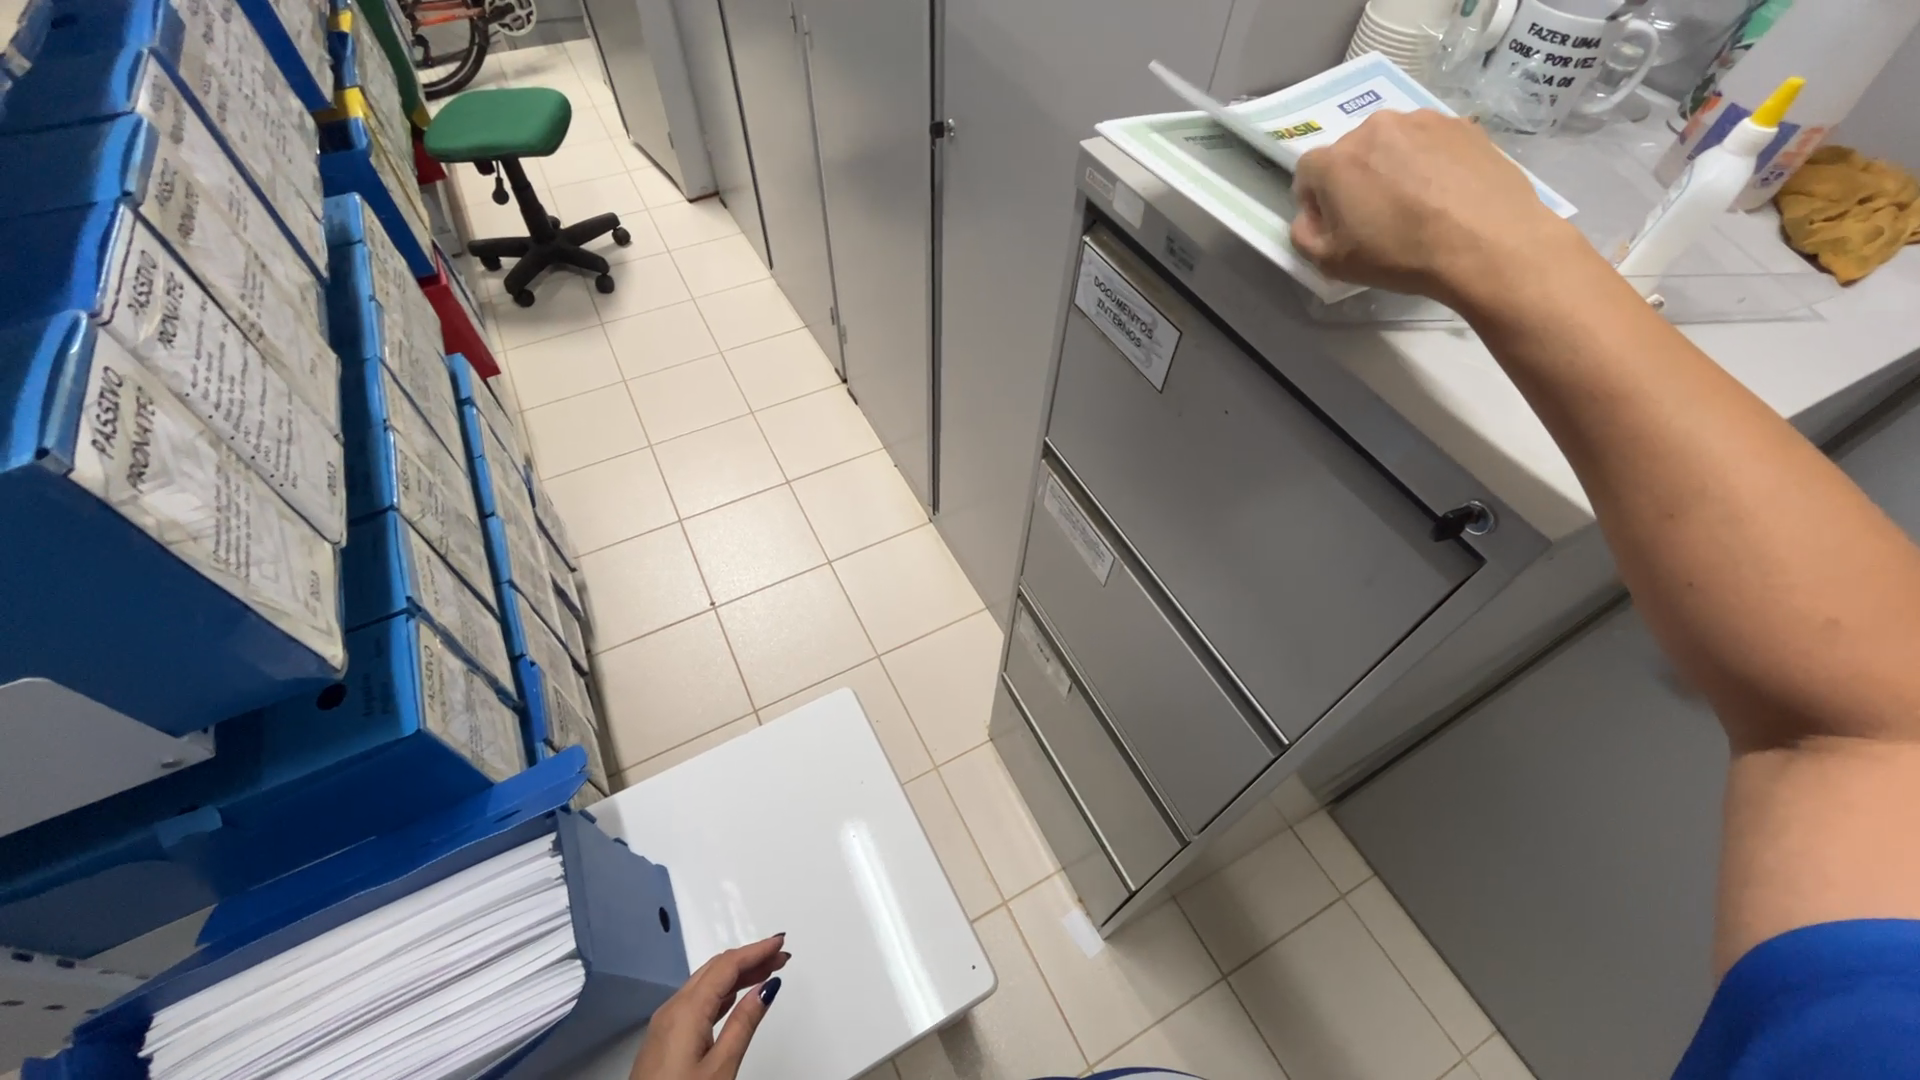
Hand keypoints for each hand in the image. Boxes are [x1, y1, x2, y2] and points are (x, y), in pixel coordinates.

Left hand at [628, 934, 789, 1079]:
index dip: (756, 950)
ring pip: (706, 983)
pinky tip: (736, 995)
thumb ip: (744, 1023)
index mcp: (687, 1010)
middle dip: (750, 958)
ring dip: (737, 973)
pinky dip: (722, 991)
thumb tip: (767, 987)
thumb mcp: (721, 1067)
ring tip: (767, 972)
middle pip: (716, 969)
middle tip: (780, 957)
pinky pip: (697, 1000)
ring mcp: (665, 1022)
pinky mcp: (664, 1037)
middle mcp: (673, 1009)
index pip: (727, 965)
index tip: (781, 942)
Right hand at [1288, 109, 1588, 309]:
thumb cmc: (1398, 255)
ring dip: (1392, 167)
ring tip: (1414, 203)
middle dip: (1354, 179)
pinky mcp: (1461, 124)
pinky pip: (1429, 142)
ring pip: (1391, 144)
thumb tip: (1310, 216)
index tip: (1335, 225)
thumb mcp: (1330, 263)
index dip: (1315, 201)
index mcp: (1335, 160)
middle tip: (1375, 215)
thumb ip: (1303, 234)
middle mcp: (1374, 127)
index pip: (1307, 172)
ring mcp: (1422, 120)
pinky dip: (1427, 162)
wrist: (1486, 243)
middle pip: (1350, 152)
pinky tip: (1443, 193)